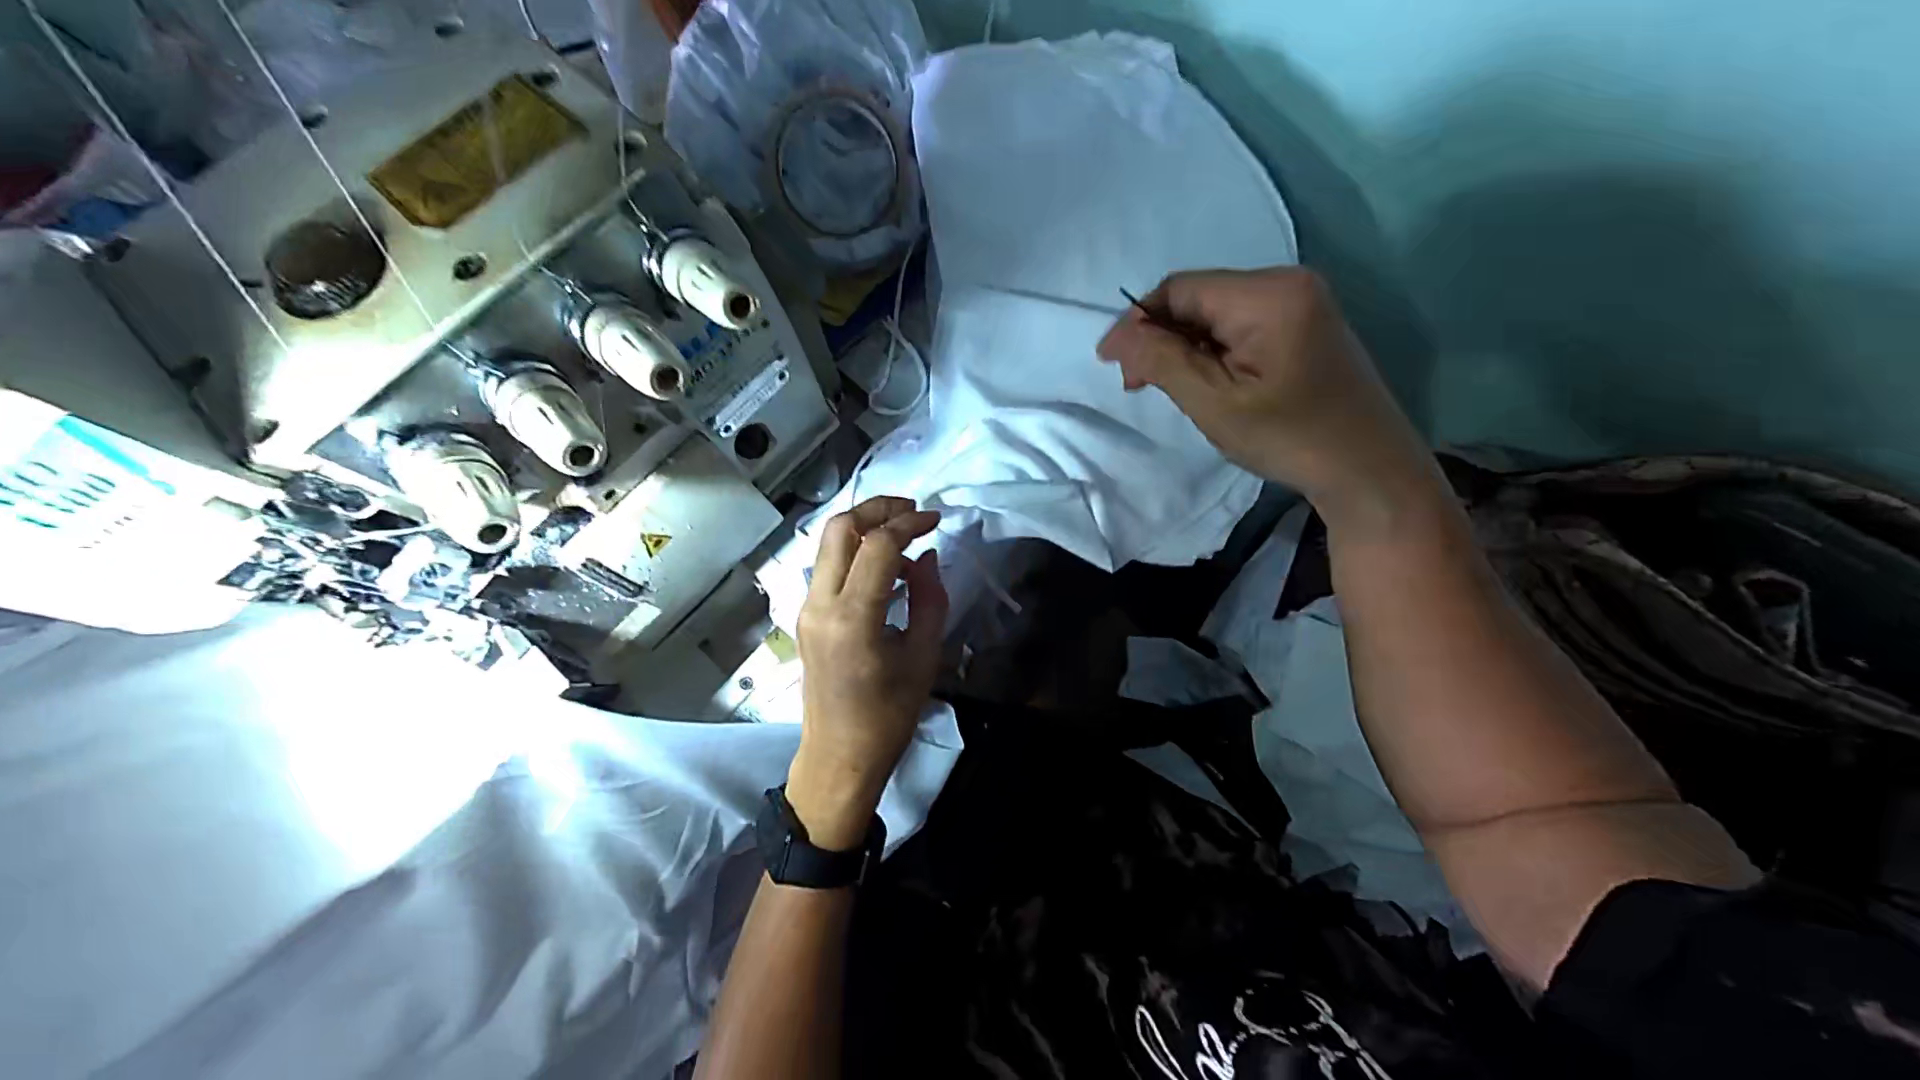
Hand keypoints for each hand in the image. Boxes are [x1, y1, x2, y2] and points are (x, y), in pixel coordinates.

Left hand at [788, 496, 947, 850]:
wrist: (839, 757)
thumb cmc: (888, 716)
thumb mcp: (923, 657)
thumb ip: (929, 599)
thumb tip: (926, 557)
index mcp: (853, 618)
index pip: (877, 545)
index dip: (909, 524)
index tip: (936, 521)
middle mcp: (820, 604)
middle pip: (840, 529)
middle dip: (877, 509)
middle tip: (913, 511)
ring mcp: (806, 609)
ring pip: (828, 544)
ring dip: (864, 527)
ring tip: (903, 534)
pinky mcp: (805, 617)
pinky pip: (828, 567)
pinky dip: (854, 552)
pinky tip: (885, 567)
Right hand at [1097, 267, 1439, 530]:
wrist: (1369, 470)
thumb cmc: (1291, 438)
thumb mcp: (1215, 403)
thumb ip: (1163, 361)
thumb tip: (1117, 336)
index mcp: (1268, 293)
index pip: (1180, 289)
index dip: (1138, 322)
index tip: (1113, 366)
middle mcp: (1287, 282)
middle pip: (1198, 298)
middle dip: (1161, 338)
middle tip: (1138, 386)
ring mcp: (1300, 303)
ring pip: (1215, 315)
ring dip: (1184, 348)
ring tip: (1171, 389)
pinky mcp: (1304, 325)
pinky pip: (1239, 327)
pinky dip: (1212, 353)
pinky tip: (1206, 384)